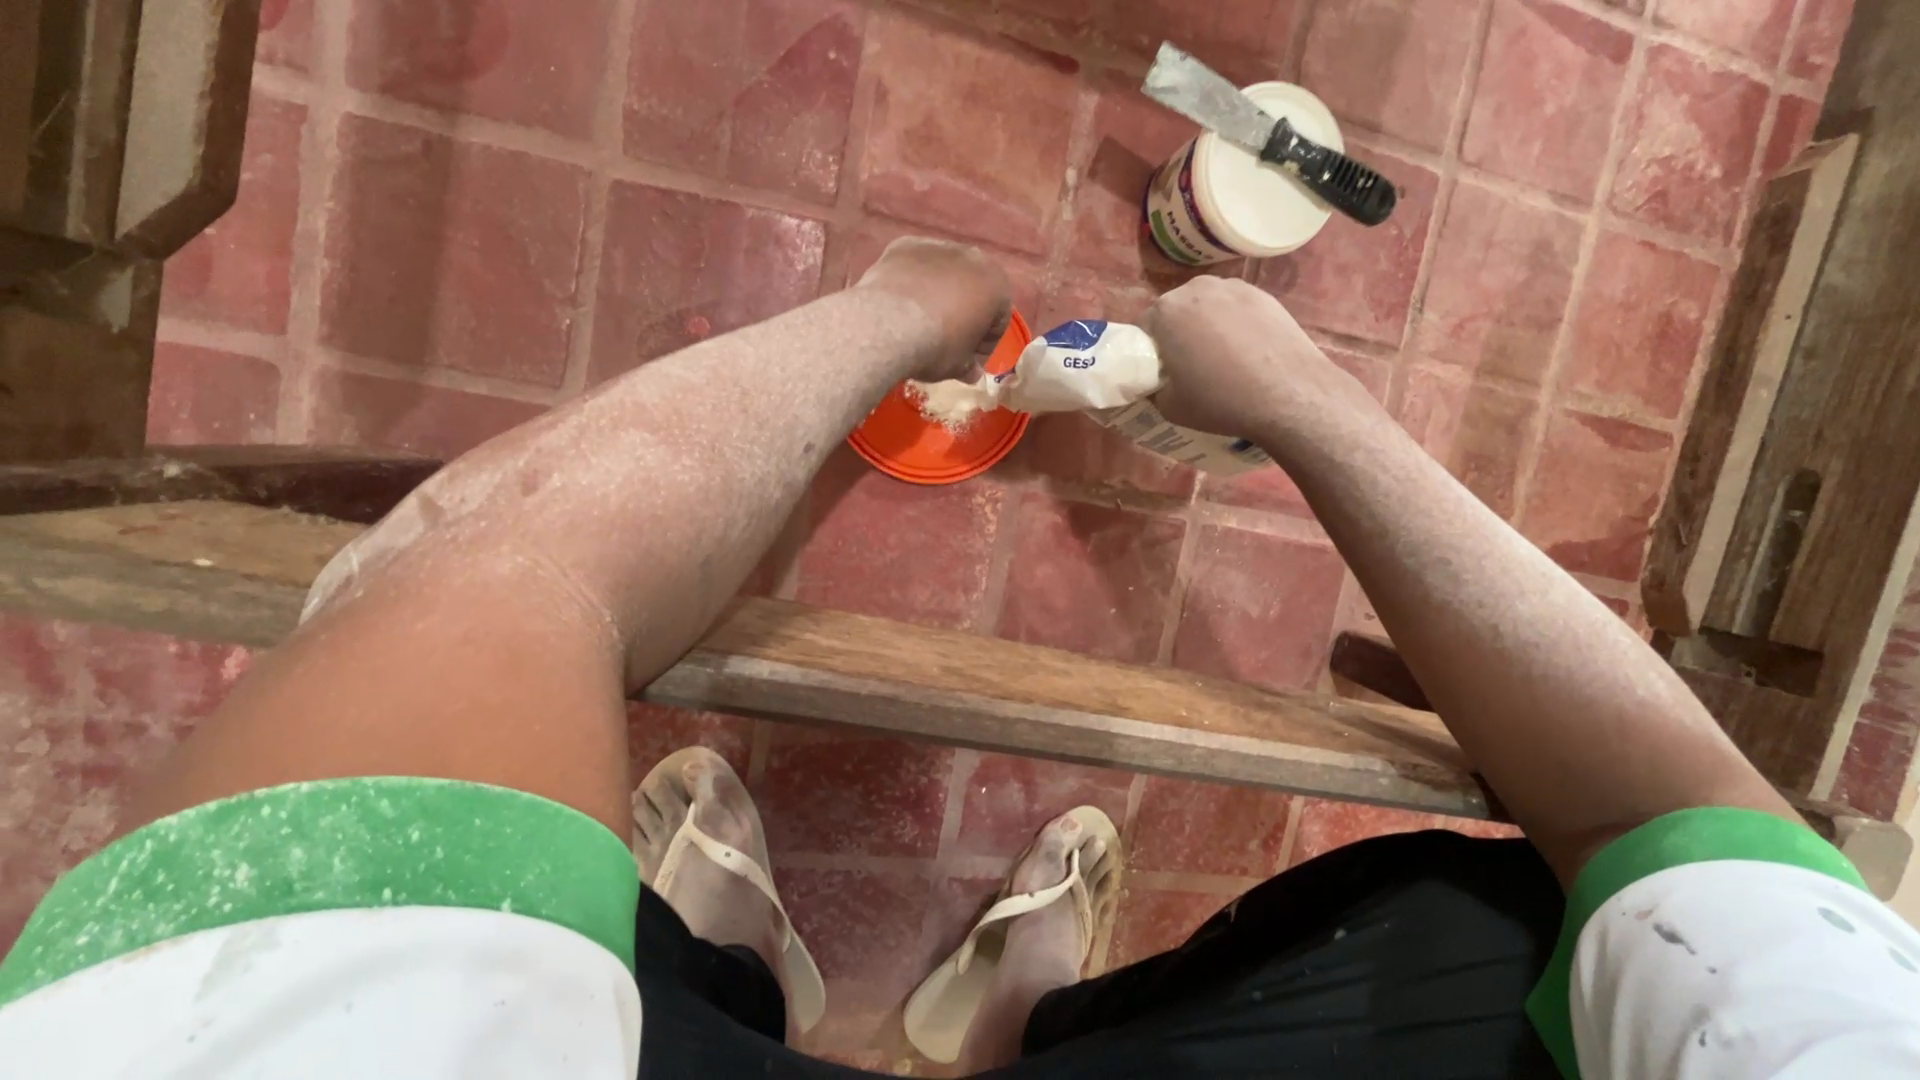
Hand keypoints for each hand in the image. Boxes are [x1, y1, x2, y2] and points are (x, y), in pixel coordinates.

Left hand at [856, 238, 1011, 381]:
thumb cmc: (937, 347)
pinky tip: (900, 303)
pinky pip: (914, 266)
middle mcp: (971, 256)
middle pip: (972, 288)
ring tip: (919, 320)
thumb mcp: (958, 366)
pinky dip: (911, 281)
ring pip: (943, 273)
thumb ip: (969, 367)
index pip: (998, 318)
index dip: (984, 343)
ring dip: (937, 293)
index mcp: (996, 284)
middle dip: (963, 312)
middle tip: (947, 339)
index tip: (970, 360)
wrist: (888, 325)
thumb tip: (973, 373)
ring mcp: (936, 246)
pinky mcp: (904, 244)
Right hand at [1141, 277, 1388, 442]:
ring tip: (1221, 357)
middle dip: (1177, 333)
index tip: (1161, 372)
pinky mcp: (1263, 294)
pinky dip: (1233, 323)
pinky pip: (1234, 307)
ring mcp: (1233, 287)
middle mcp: (1196, 288)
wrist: (1289, 394)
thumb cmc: (1220, 400)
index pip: (1144, 327)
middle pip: (1175, 310)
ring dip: (1205, 325)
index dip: (1149, 351)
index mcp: (1165, 311)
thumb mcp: (1169, 406)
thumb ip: (1152, 387)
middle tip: (1190, 365)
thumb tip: (1156, 381)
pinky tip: (1246, 350)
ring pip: (1206, 306)